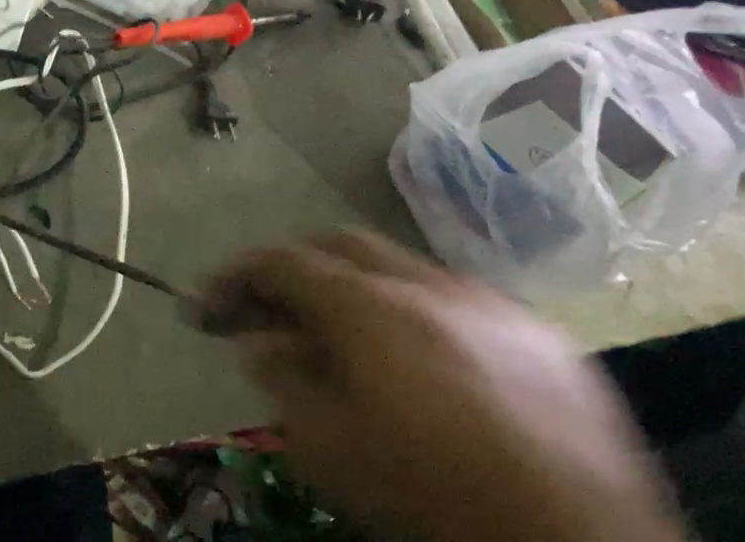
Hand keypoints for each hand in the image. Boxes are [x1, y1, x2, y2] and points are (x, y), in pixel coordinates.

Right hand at [199, 230, 682, 541]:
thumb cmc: (435, 499)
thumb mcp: (334, 451)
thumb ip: (285, 383)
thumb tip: (258, 345)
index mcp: (370, 308)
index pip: (282, 263)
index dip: (235, 277)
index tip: (204, 307)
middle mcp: (427, 284)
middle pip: (339, 244)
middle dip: (293, 269)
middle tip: (266, 311)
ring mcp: (490, 302)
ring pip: (400, 267)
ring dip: (354, 288)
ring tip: (338, 338)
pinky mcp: (539, 333)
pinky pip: (457, 300)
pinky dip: (413, 312)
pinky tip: (416, 362)